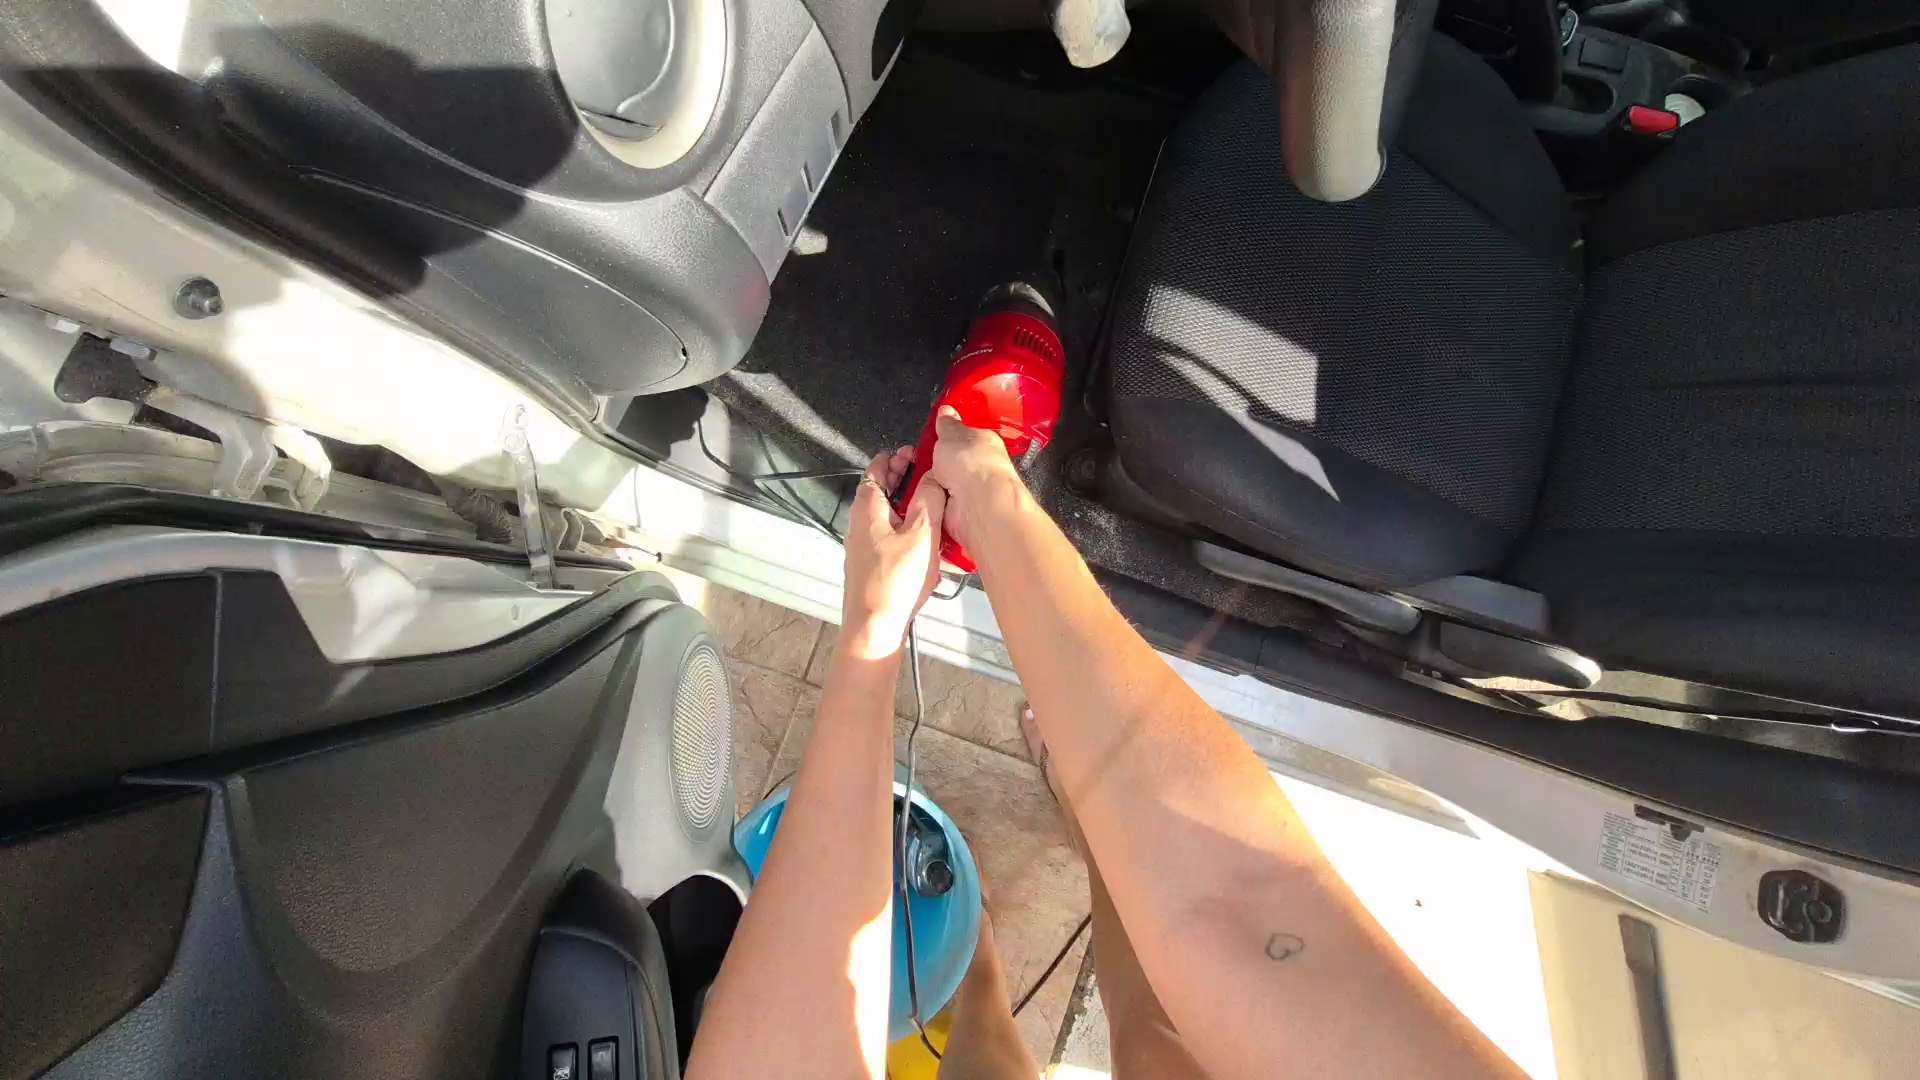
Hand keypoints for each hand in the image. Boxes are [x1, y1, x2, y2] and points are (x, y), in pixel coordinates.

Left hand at [841, 446, 947, 657]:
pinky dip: (908, 532)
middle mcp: (860, 525)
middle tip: (929, 477)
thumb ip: (930, 498)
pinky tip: (930, 545)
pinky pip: (891, 540)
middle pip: (881, 493)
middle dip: (905, 482)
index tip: (915, 453)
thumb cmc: (896, 579)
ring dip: (910, 508)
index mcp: (867, 508)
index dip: (896, 458)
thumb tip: (934, 475)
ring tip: (937, 509)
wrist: (875, 627)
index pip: (876, 469)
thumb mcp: (922, 531)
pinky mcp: (873, 568)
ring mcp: (864, 548)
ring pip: (888, 517)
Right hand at [926, 406, 1023, 552]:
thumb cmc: (973, 464)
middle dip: (927, 461)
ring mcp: (963, 492)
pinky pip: (930, 502)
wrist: (977, 503)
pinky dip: (923, 499)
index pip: (959, 438)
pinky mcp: (952, 512)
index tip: (925, 437)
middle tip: (913, 457)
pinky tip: (920, 494)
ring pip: (933, 483)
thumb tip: (946, 410)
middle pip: (943, 462)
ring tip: (913, 476)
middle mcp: (974, 469)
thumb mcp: (953, 433)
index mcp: (981, 444)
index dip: (941, 437)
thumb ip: (947, 423)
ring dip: (922, 481)